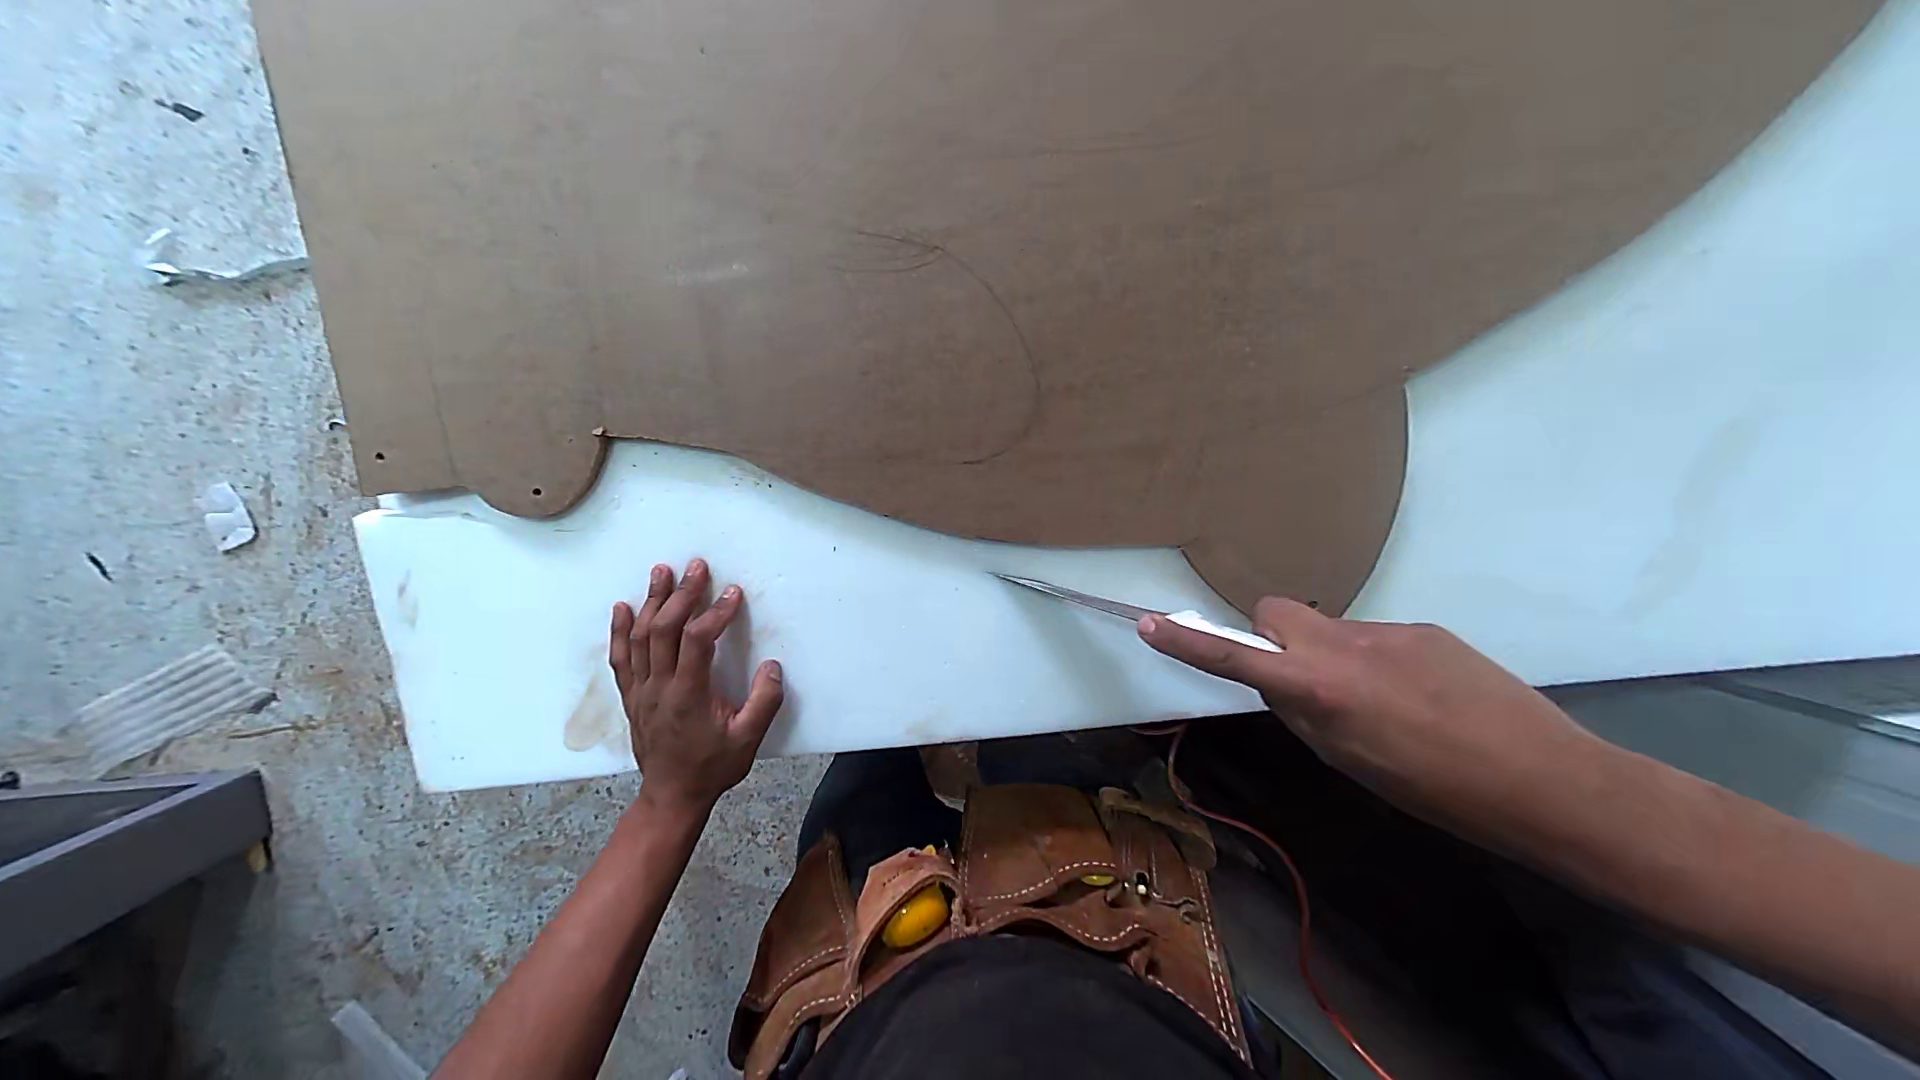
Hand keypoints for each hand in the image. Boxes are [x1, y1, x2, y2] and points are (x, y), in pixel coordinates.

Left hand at [610, 559, 784, 812]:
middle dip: (682, 594)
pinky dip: (619, 630)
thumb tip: (773, 667)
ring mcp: (641, 690)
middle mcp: (659, 686)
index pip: (696, 641)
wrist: (672, 795)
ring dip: (651, 601)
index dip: (715, 613)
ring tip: (661, 572)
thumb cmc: (712, 767)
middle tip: (697, 567)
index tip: (733, 594)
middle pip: (663, 629)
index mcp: (688, 694)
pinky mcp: (632, 696)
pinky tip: (622, 607)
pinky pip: (620, 657)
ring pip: (639, 637)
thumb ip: (764, 702)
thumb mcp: (748, 740)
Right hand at [1139, 598, 1603, 819]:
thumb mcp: (1347, 762)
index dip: (1187, 642)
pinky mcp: (1425, 628)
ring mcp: (1388, 629)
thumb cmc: (1436, 790)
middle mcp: (1344, 645)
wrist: (1549, 781)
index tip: (1149, 623)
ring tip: (1379, 702)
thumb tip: (1281, 685)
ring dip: (1329, 655)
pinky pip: (1373, 636)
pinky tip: (1416, 697)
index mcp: (1320, 687)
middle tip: (1296, 676)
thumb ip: (1301, 712)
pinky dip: (1372, 660)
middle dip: (1269, 635)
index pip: (1235, 658)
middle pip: (1275, 612)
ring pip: (1327, 628)